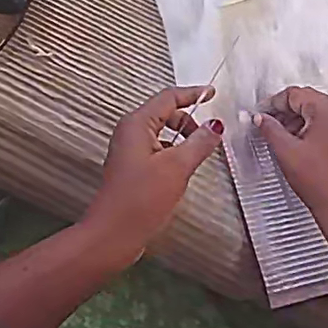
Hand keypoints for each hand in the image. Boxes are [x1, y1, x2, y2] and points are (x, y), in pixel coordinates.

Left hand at [82, 86, 224, 254]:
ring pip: (162, 133)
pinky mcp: (132, 168)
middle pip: (165, 113)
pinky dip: (173, 154)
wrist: (112, 234)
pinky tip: (183, 172)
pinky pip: (158, 150)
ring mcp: (129, 150)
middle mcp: (130, 132)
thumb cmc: (140, 199)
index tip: (211, 92)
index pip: (168, 97)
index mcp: (137, 124)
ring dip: (182, 140)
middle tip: (208, 137)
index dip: (192, 93)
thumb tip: (215, 125)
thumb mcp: (176, 168)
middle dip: (189, 121)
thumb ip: (199, 143)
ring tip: (198, 157)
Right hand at [253, 87, 327, 231]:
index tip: (262, 113)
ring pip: (318, 115)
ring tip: (282, 138)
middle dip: (285, 111)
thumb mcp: (286, 151)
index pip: (296, 93)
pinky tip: (300, 148)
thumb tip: (262, 119)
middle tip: (268, 123)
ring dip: (297, 122)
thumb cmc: (324, 185)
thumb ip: (270, 129)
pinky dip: (311, 132)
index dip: (274, 102)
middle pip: (308, 101)